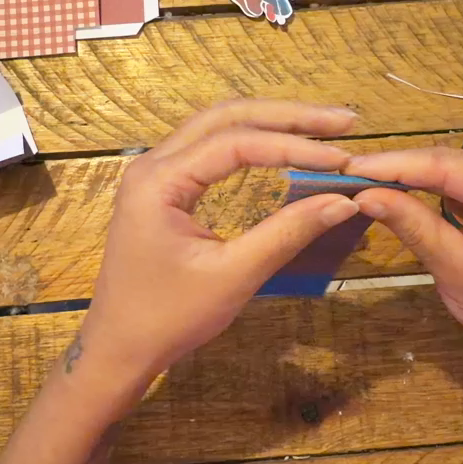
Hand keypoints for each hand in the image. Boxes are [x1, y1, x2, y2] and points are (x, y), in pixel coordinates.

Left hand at [70, 100, 362, 401]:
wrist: (119, 347)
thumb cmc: (168, 317)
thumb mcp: (233, 276)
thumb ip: (286, 233)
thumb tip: (342, 202)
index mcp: (159, 181)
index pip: (236, 143)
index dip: (293, 146)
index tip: (341, 157)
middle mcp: (153, 164)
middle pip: (227, 117)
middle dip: (287, 116)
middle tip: (342, 122)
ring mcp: (156, 175)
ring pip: (219, 128)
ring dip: (271, 124)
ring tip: (322, 128)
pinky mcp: (165, 190)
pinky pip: (212, 151)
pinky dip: (252, 144)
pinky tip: (283, 147)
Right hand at [346, 147, 462, 368]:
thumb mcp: (456, 270)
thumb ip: (414, 226)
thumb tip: (366, 195)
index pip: (448, 166)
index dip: (395, 164)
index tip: (350, 168)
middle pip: (451, 160)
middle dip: (399, 168)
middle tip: (349, 175)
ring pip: (455, 165)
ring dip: (413, 174)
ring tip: (367, 180)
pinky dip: (432, 184)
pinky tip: (400, 188)